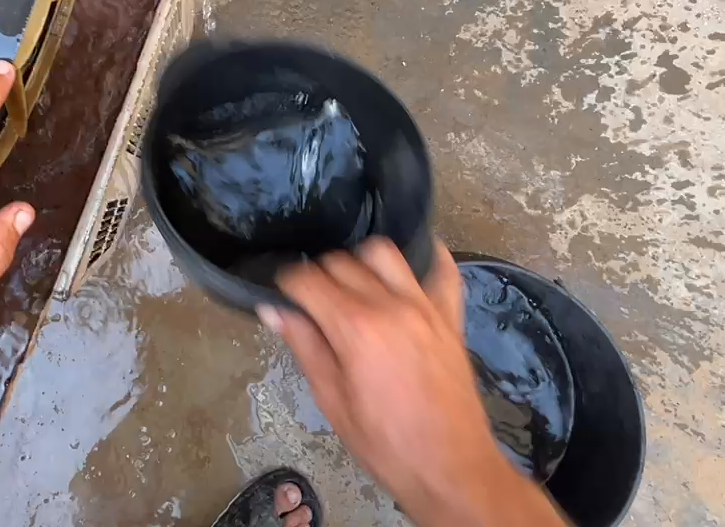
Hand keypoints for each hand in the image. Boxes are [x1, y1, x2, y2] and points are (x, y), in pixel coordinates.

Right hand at [265, 240, 564, 526]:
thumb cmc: (385, 443)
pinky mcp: (450, 316)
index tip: (282, 293)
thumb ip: (304, 346)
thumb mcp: (332, 400)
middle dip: (318, 273)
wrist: (452, 471)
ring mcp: (423, 305)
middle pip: (340, 260)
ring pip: (383, 252)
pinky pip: (443, 270)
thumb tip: (271, 310)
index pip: (307, 279)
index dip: (287, 282)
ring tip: (355, 283)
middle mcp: (388, 304)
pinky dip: (428, 257)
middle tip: (313, 298)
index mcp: (354, 327)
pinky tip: (410, 263)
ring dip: (361, 259)